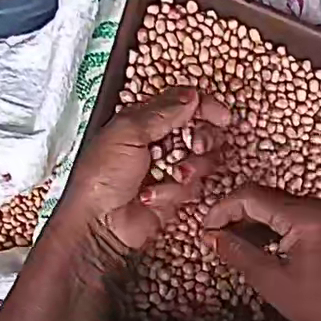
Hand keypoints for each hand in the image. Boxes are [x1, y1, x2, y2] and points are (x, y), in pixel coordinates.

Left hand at [43, 86, 230, 276]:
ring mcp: (168, 170)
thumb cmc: (101, 177)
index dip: (205, 107)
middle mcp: (159, 143)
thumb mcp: (128, 133)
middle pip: (201, 132)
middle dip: (203, 140)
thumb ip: (162, 112)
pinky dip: (174, 192)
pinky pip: (193, 188)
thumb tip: (192, 96)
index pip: (183, 104)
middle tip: (196, 147)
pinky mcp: (174, 195)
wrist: (98, 223)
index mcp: (144, 121)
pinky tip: (153, 197)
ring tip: (174, 176)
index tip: (222, 117)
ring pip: (203, 161)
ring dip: (192, 168)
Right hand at [202, 184, 320, 320]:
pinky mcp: (314, 224)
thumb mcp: (269, 279)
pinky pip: (279, 215)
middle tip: (211, 237)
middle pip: (259, 196)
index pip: (251, 197)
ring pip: (267, 204)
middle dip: (231, 213)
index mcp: (303, 215)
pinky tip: (244, 245)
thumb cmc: (315, 303)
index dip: (222, 210)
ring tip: (223, 243)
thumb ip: (237, 253)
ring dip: (243, 220)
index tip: (205, 230)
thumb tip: (210, 236)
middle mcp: (310, 206)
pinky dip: (259, 227)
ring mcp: (314, 214)